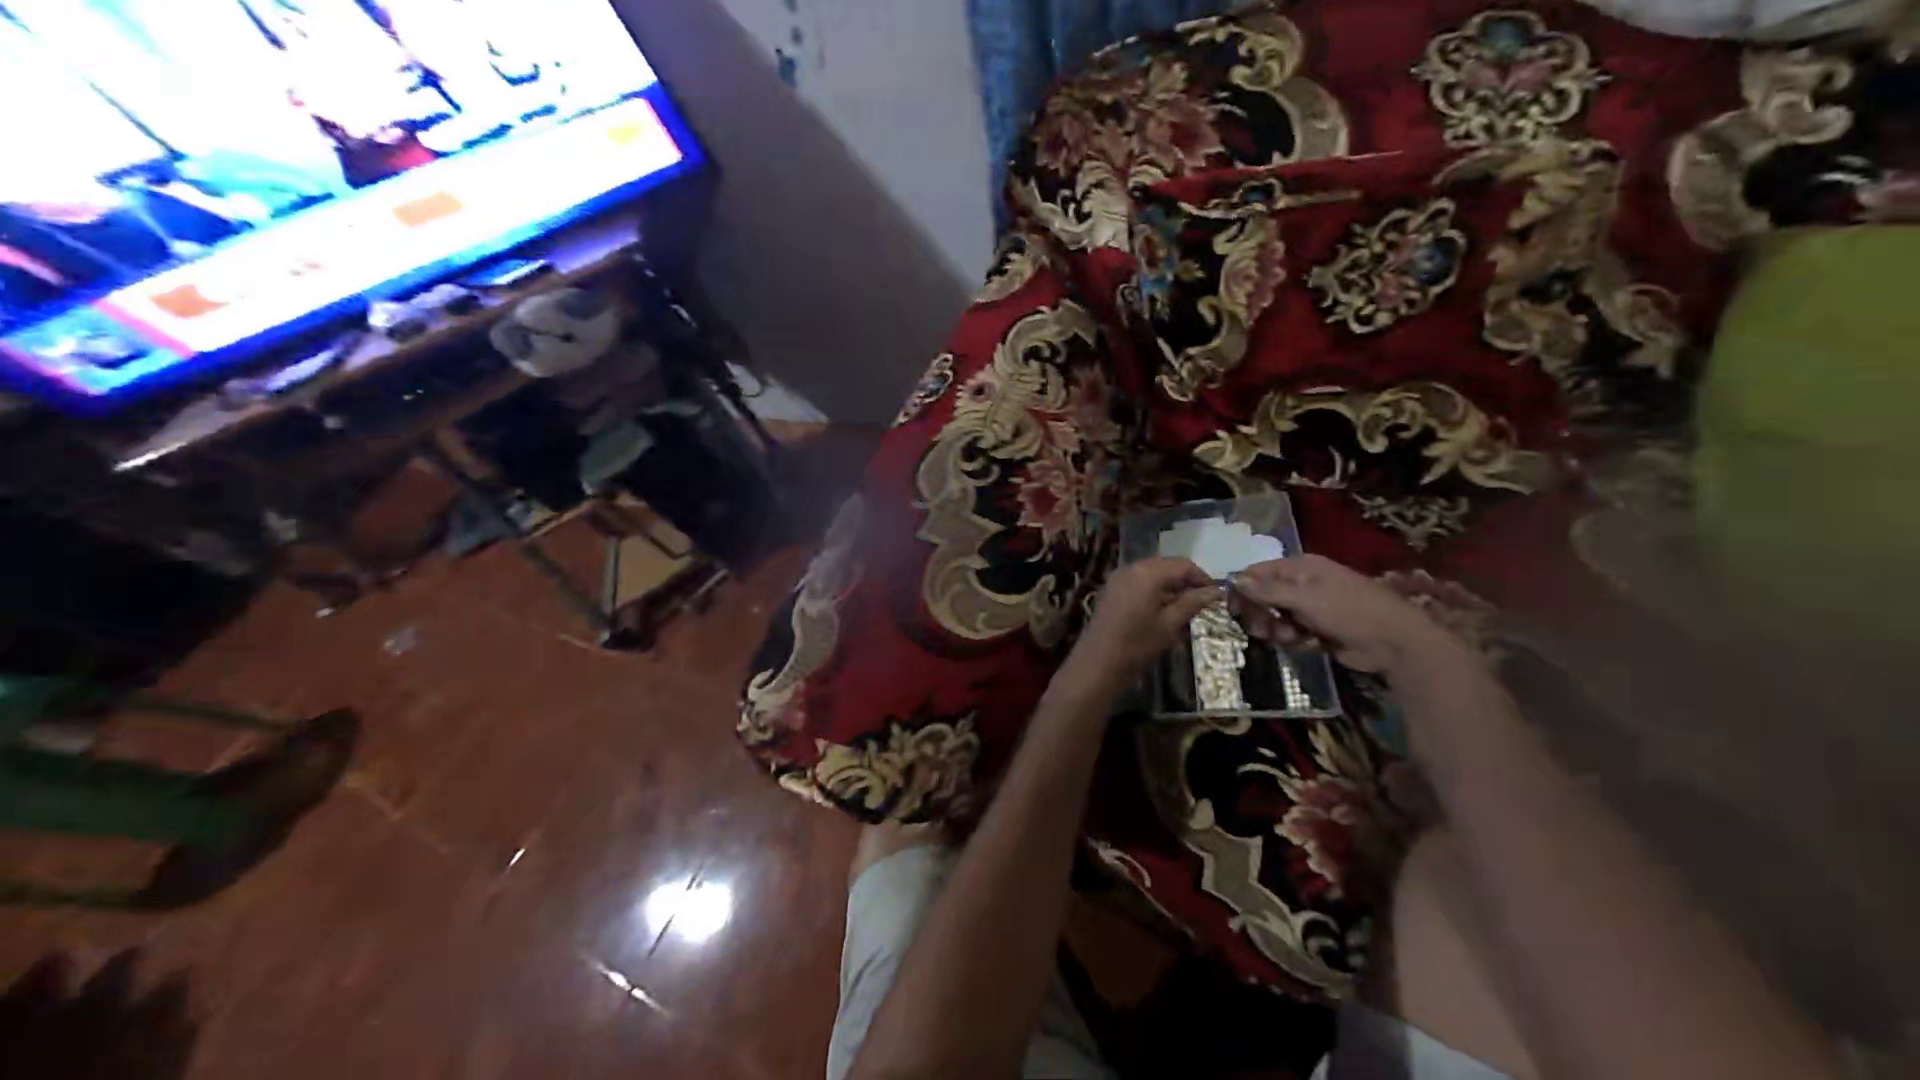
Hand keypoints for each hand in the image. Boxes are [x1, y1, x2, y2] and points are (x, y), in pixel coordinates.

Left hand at [1054, 558, 1218, 702]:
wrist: (1097, 664)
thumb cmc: (1137, 645)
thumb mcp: (1170, 625)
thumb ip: (1192, 603)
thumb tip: (1215, 592)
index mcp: (1147, 573)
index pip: (1183, 564)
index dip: (1202, 577)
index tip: (1215, 594)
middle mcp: (1131, 568)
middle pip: (1166, 566)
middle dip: (1185, 581)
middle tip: (1202, 602)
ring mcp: (1118, 578)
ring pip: (1152, 575)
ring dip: (1170, 587)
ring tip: (1185, 610)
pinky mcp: (1111, 591)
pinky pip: (1138, 583)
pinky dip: (1153, 592)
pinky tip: (1163, 612)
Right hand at [1229, 554, 1465, 679]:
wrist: (1394, 642)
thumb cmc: (1350, 611)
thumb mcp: (1305, 599)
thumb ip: (1267, 591)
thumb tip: (1233, 579)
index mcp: (1299, 567)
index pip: (1256, 573)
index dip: (1242, 590)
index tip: (1233, 610)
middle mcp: (1301, 584)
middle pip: (1261, 597)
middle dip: (1260, 615)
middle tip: (1264, 630)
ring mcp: (1309, 607)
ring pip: (1274, 618)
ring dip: (1278, 630)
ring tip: (1293, 638)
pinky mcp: (1316, 629)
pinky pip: (1290, 633)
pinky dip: (1295, 640)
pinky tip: (1311, 644)